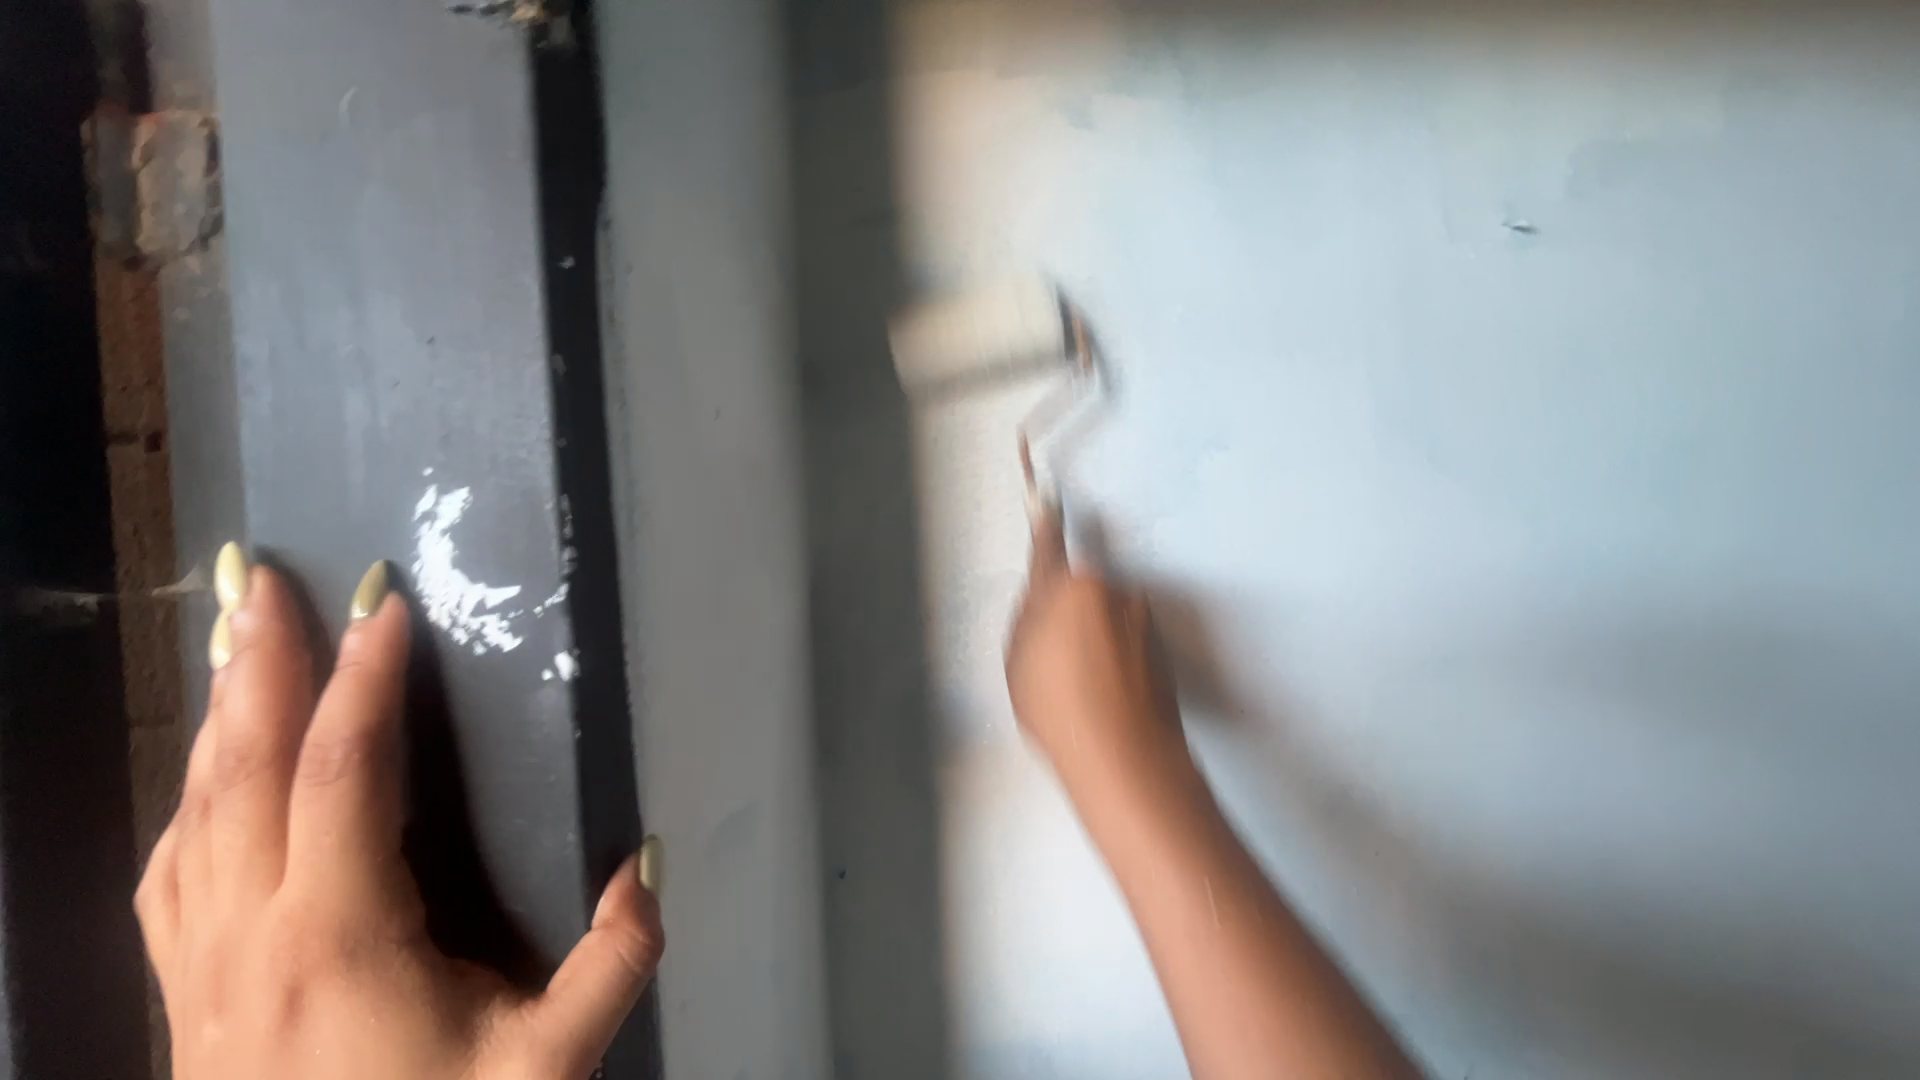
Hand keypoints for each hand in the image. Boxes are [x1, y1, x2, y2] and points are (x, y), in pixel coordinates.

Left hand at [136, 548, 662, 1079]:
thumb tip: (645, 863)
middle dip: (255, 664)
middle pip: (243, 770)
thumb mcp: (549, 1067)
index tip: (386, 607)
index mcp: (339, 934)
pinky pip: (172, 869)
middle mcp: (252, 935)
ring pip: (194, 811)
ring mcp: (204, 969)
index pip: (346, 771)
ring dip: (216, 718)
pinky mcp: (190, 998)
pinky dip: (193, 798)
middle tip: (255, 579)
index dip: (365, 681)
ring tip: (230, 647)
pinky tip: (207, 779)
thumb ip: (614, 962)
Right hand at [1005, 512, 1186, 781]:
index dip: (1043, 516)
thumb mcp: (1017, 659)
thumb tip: (1043, 603)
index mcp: (1069, 586)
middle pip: (1078, 589)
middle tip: (1050, 658)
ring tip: (1078, 686)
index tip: (1042, 482)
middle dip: (1065, 611)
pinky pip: (1126, 639)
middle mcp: (1111, 591)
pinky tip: (1102, 692)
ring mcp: (1140, 618)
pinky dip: (1114, 657)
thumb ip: (1029, 617)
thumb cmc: (1058, 705)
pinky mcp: (1160, 645)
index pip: (1048, 544)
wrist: (1124, 754)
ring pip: (1104, 615)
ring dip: (1091, 637)